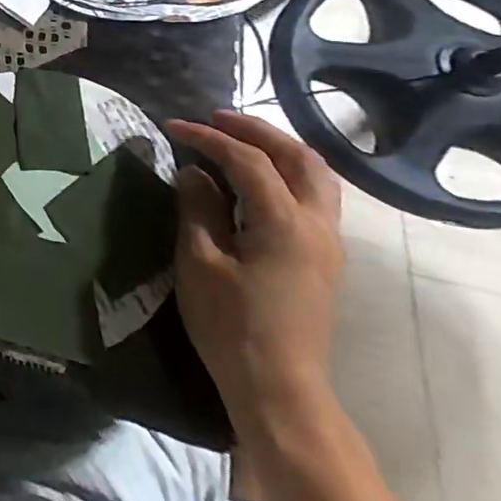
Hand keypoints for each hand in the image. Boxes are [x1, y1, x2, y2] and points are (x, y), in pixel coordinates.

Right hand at [165, 111, 345, 430]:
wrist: (278, 382)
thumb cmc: (229, 321)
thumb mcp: (199, 261)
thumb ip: (198, 209)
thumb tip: (194, 172)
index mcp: (286, 224)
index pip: (249, 162)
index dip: (209, 138)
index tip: (172, 127)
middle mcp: (319, 226)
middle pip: (301, 160)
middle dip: (258, 132)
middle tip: (215, 118)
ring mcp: (328, 244)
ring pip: (316, 178)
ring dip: (278, 151)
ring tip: (236, 140)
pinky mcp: (323, 259)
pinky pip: (313, 199)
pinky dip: (284, 175)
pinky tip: (254, 181)